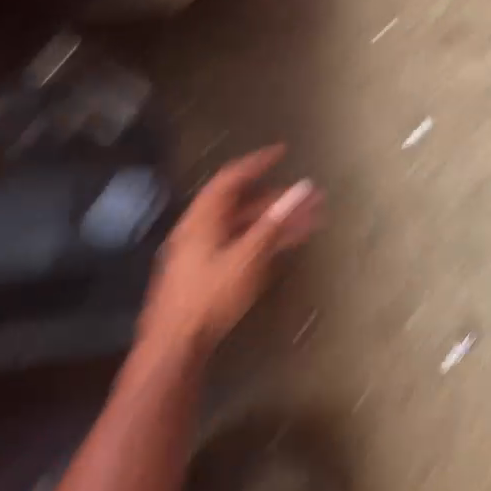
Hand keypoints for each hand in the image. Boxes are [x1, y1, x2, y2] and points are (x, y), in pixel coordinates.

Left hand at [142, 146, 322, 350]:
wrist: (179, 339)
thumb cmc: (211, 296)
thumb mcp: (247, 256)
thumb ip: (275, 223)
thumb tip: (302, 190)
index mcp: (203, 220)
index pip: (232, 179)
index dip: (257, 163)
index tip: (281, 152)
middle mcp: (202, 229)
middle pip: (243, 204)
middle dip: (278, 197)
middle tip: (309, 195)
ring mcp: (206, 251)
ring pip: (247, 225)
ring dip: (278, 219)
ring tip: (311, 219)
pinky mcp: (213, 270)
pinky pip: (245, 243)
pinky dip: (268, 238)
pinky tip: (289, 243)